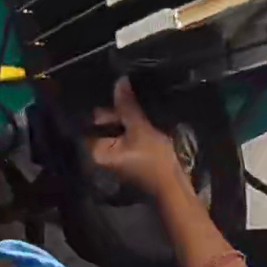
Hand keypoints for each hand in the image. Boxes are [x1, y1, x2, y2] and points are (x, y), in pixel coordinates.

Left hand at [89, 77, 189, 199]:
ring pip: (115, 129)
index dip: (105, 109)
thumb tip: (119, 81)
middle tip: (131, 99)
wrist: (174, 185)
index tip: (116, 95)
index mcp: (95, 150)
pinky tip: (139, 115)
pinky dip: (130, 127)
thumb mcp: (140, 129)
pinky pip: (124, 136)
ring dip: (125, 118)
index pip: (92, 122)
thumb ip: (127, 106)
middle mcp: (99, 153)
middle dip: (116, 113)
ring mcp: (113, 155)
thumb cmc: (154, 159)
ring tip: (135, 102)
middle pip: (103, 125)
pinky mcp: (126, 155)